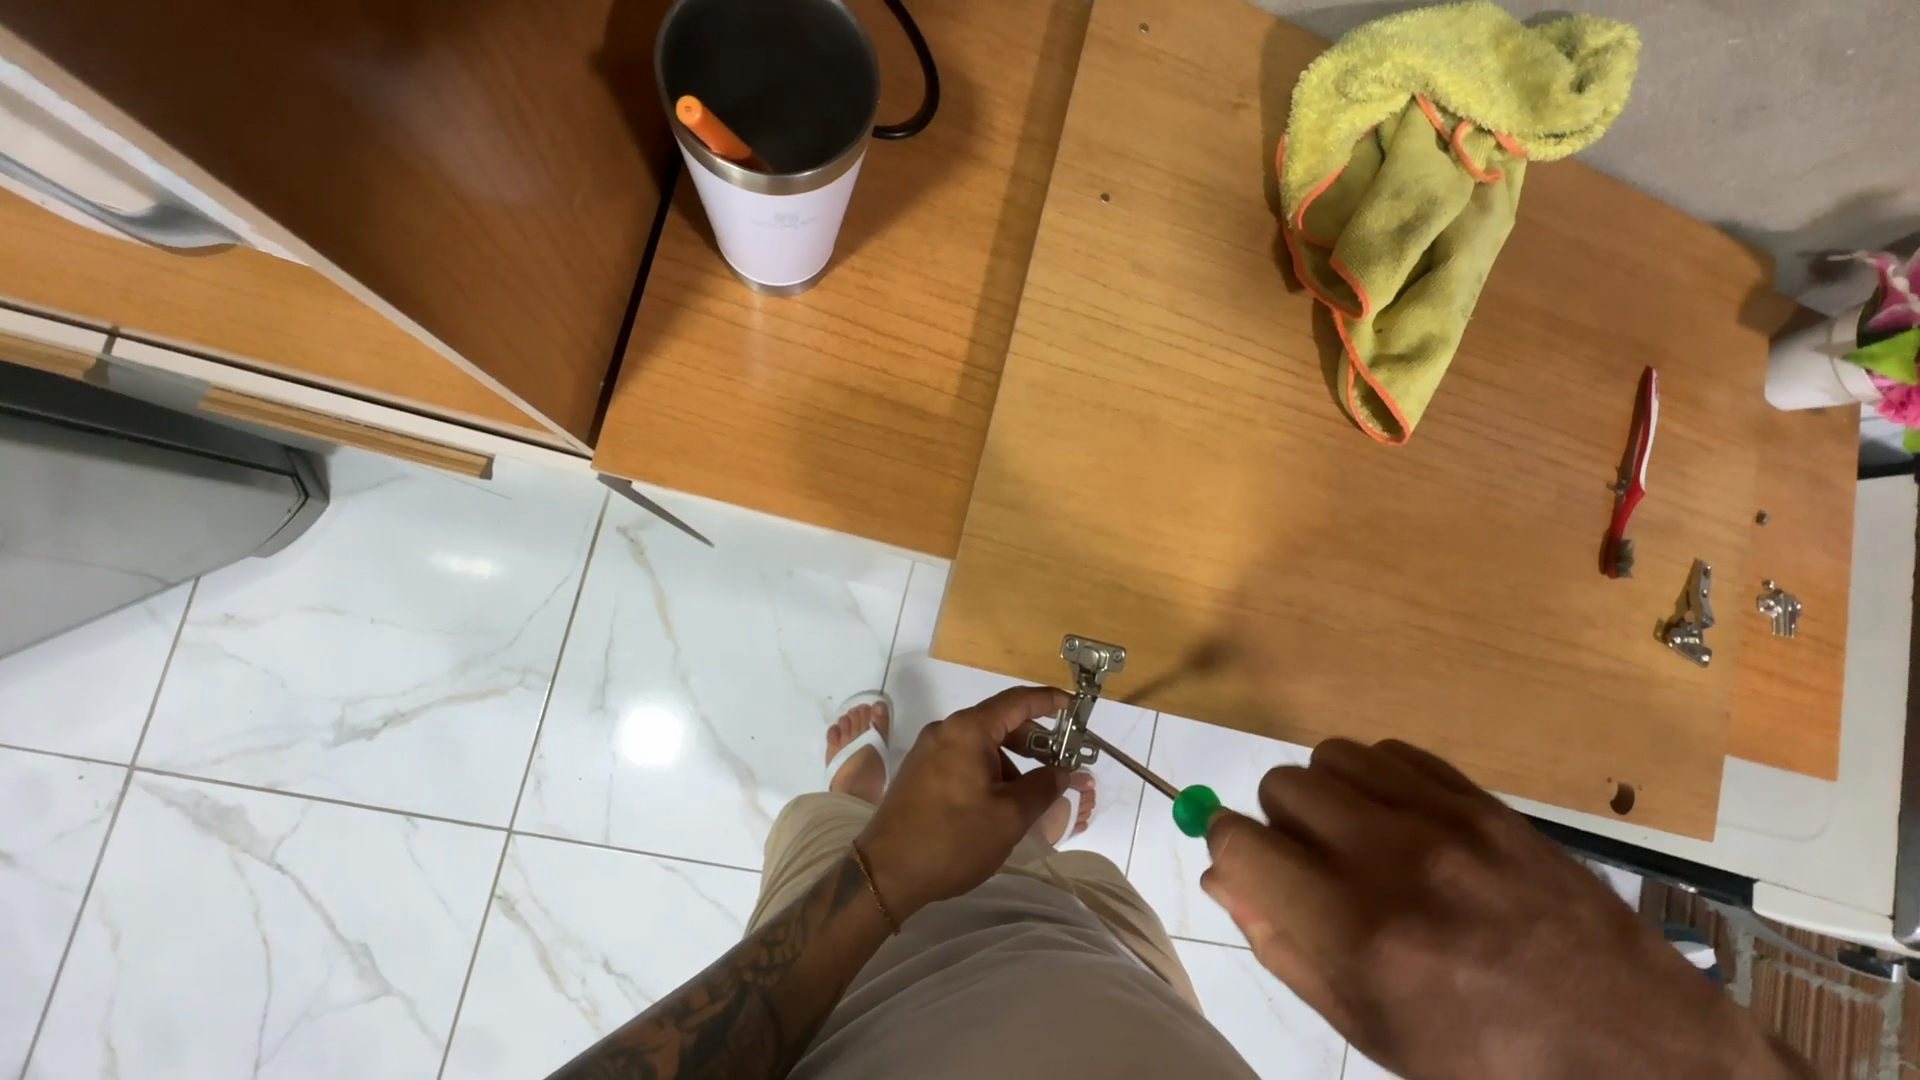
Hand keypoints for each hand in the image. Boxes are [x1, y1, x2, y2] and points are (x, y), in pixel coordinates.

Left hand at [856, 686, 1070, 919]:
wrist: (885, 873)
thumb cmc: (953, 839)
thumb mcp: (1009, 817)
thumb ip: (1044, 788)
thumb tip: (1066, 772)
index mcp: (967, 730)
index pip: (1017, 701)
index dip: (1049, 701)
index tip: (1073, 706)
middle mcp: (945, 730)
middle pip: (999, 723)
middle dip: (1034, 742)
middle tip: (1062, 765)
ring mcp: (928, 751)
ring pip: (981, 746)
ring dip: (1011, 764)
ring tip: (1031, 799)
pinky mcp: (919, 773)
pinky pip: (963, 760)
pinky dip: (987, 773)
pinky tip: (999, 806)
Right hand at [1203, 738, 1806, 1079]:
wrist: (1644, 1057)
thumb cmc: (1489, 1062)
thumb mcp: (1371, 1027)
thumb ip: (1281, 946)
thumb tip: (1222, 875)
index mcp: (1359, 933)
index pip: (1239, 841)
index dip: (1229, 850)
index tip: (1249, 868)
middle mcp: (1394, 861)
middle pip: (1281, 786)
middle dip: (1280, 824)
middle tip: (1316, 868)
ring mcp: (1447, 821)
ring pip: (1332, 755)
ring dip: (1328, 793)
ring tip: (1360, 840)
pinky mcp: (1487, 802)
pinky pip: (1393, 750)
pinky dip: (1379, 778)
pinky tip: (1404, 823)